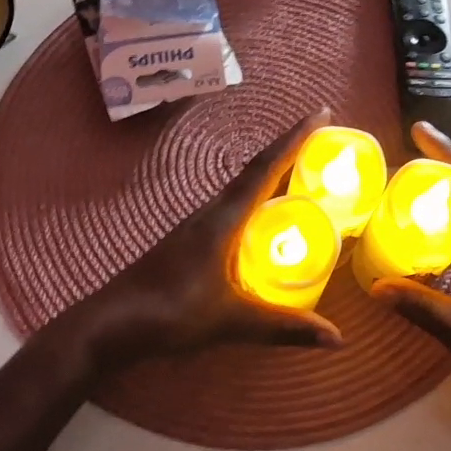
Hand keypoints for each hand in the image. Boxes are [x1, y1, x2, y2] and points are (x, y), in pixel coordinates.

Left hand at [76, 109, 344, 367]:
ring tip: (300, 176)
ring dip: (269, 177)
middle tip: (321, 141)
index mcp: (222, 221)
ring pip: (239, 192)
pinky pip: (229, 211)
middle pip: (253, 173)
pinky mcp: (186, 244)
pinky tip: (260, 222)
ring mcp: (194, 228)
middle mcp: (209, 215)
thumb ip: (283, 327)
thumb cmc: (170, 313)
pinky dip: (253, 204)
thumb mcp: (231, 321)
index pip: (264, 170)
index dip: (293, 140)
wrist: (112, 322)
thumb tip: (337, 338)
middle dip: (287, 153)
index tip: (320, 112)